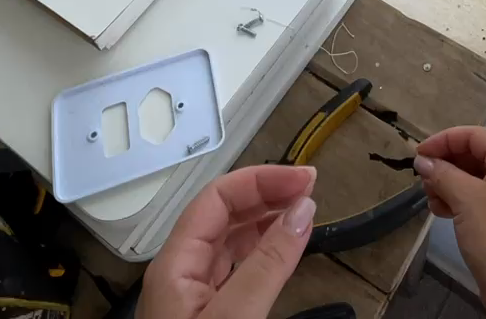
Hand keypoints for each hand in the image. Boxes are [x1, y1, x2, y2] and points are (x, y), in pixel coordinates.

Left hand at [137, 164, 317, 318]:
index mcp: (174, 263)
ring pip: (232, 240)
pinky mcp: (209, 316)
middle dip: (267, 193)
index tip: (305, 180)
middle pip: (224, 213)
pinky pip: (237, 269)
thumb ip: (268, 263)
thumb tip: (305, 206)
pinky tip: (284, 249)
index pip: (217, 196)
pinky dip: (264, 251)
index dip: (261, 180)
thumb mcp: (233, 315)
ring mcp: (193, 296)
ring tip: (304, 212)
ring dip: (268, 219)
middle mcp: (181, 273)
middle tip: (311, 189)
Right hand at [414, 127, 485, 317]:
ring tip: (430, 199)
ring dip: (451, 184)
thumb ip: (442, 174)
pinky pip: (484, 198)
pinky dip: (463, 200)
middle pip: (477, 155)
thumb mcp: (465, 199)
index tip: (419, 153)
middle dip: (447, 164)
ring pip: (478, 178)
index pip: (475, 135)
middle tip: (423, 179)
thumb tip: (423, 160)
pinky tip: (442, 211)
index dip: (444, 140)